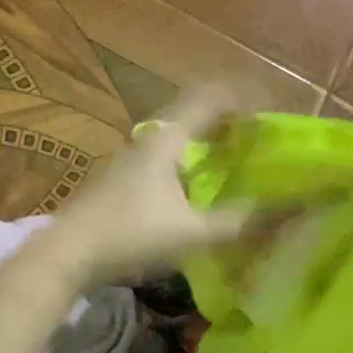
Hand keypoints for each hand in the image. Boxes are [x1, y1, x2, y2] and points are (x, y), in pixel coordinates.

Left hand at [32, 88, 260, 286]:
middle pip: (193, 115)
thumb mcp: (191, 233)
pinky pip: (166, 157)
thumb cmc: (129, 236)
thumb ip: (238, 222)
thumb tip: (286, 211)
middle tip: (258, 139)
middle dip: (228, 121)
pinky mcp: (121, 180)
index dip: (243, 98)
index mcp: (167, 140)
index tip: (270, 112)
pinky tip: (197, 189)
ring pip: (178, 138)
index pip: (210, 99)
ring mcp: (130, 159)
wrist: (66, 254)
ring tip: (234, 160)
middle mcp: (148, 140)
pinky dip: (190, 161)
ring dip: (207, 142)